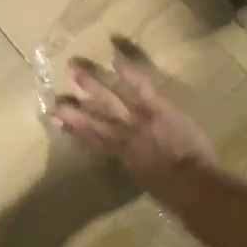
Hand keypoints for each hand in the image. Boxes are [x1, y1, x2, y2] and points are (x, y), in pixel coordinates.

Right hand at [52, 37, 215, 190]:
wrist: (191, 183)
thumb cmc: (172, 191)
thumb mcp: (146, 180)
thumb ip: (135, 164)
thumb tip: (130, 157)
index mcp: (120, 154)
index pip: (90, 139)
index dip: (72, 129)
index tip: (55, 119)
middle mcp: (122, 135)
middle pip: (93, 119)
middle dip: (73, 108)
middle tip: (55, 97)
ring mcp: (137, 118)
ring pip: (110, 99)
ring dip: (92, 83)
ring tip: (74, 68)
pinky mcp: (156, 107)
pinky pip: (140, 86)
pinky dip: (127, 70)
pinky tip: (114, 56)